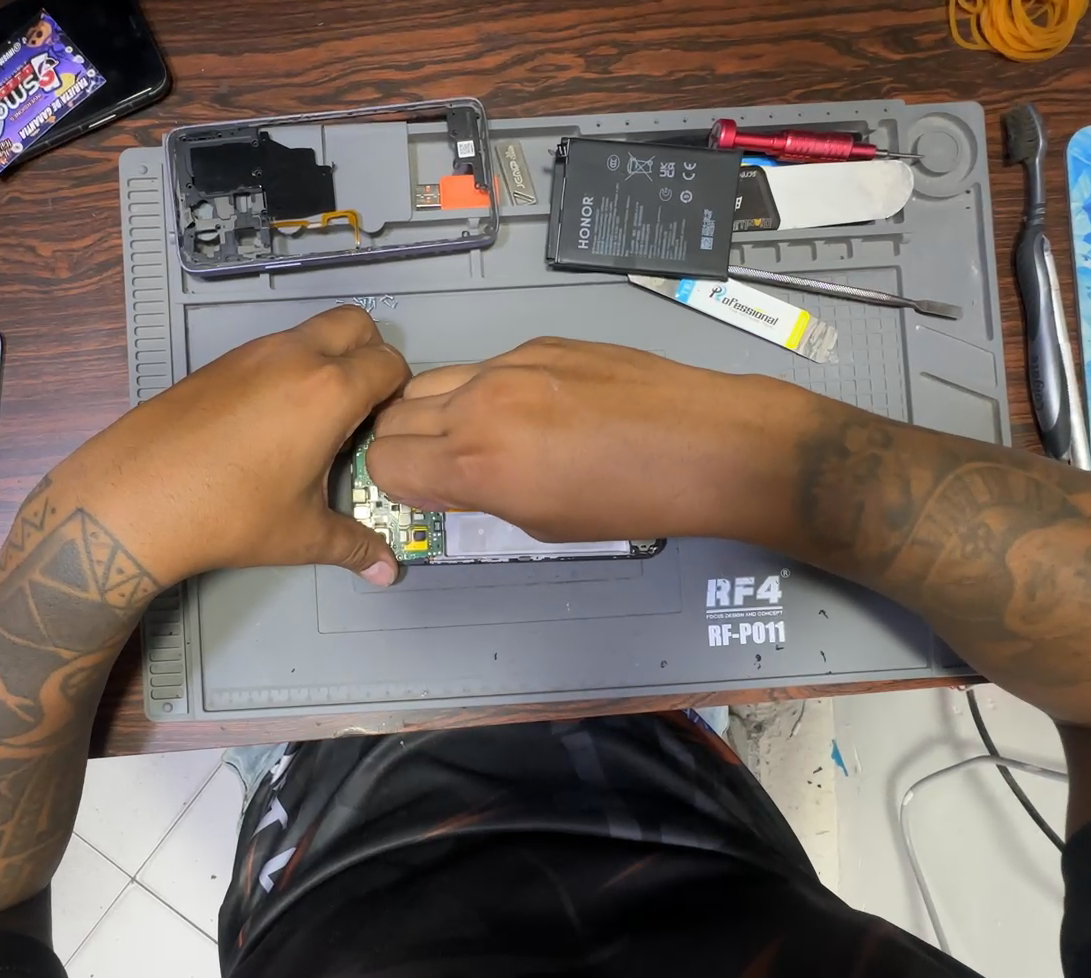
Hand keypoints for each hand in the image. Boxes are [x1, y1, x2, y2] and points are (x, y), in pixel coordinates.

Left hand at [61, 307, 408, 584]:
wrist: (134, 500)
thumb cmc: (226, 514)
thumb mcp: (302, 535)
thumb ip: (355, 547)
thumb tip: (386, 572)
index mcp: (328, 391)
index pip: (389, 363)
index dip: (399, 392)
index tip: (387, 425)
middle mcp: (293, 356)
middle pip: (356, 323)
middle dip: (370, 355)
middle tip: (361, 407)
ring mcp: (251, 353)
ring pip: (309, 331)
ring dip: (327, 360)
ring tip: (315, 420)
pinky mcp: (217, 362)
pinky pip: (270, 348)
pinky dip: (287, 369)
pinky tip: (269, 423)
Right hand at [366, 338, 806, 544]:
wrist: (707, 445)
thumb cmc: (631, 501)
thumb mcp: (540, 523)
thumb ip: (478, 495)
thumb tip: (450, 479)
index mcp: (476, 464)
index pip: (383, 463)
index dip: (398, 484)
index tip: (426, 491)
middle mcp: (479, 405)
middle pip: (393, 416)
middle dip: (407, 445)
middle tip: (444, 464)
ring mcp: (508, 364)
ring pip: (429, 382)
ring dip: (436, 412)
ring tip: (481, 433)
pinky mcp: (539, 342)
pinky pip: (481, 366)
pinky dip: (483, 390)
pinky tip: (530, 409)